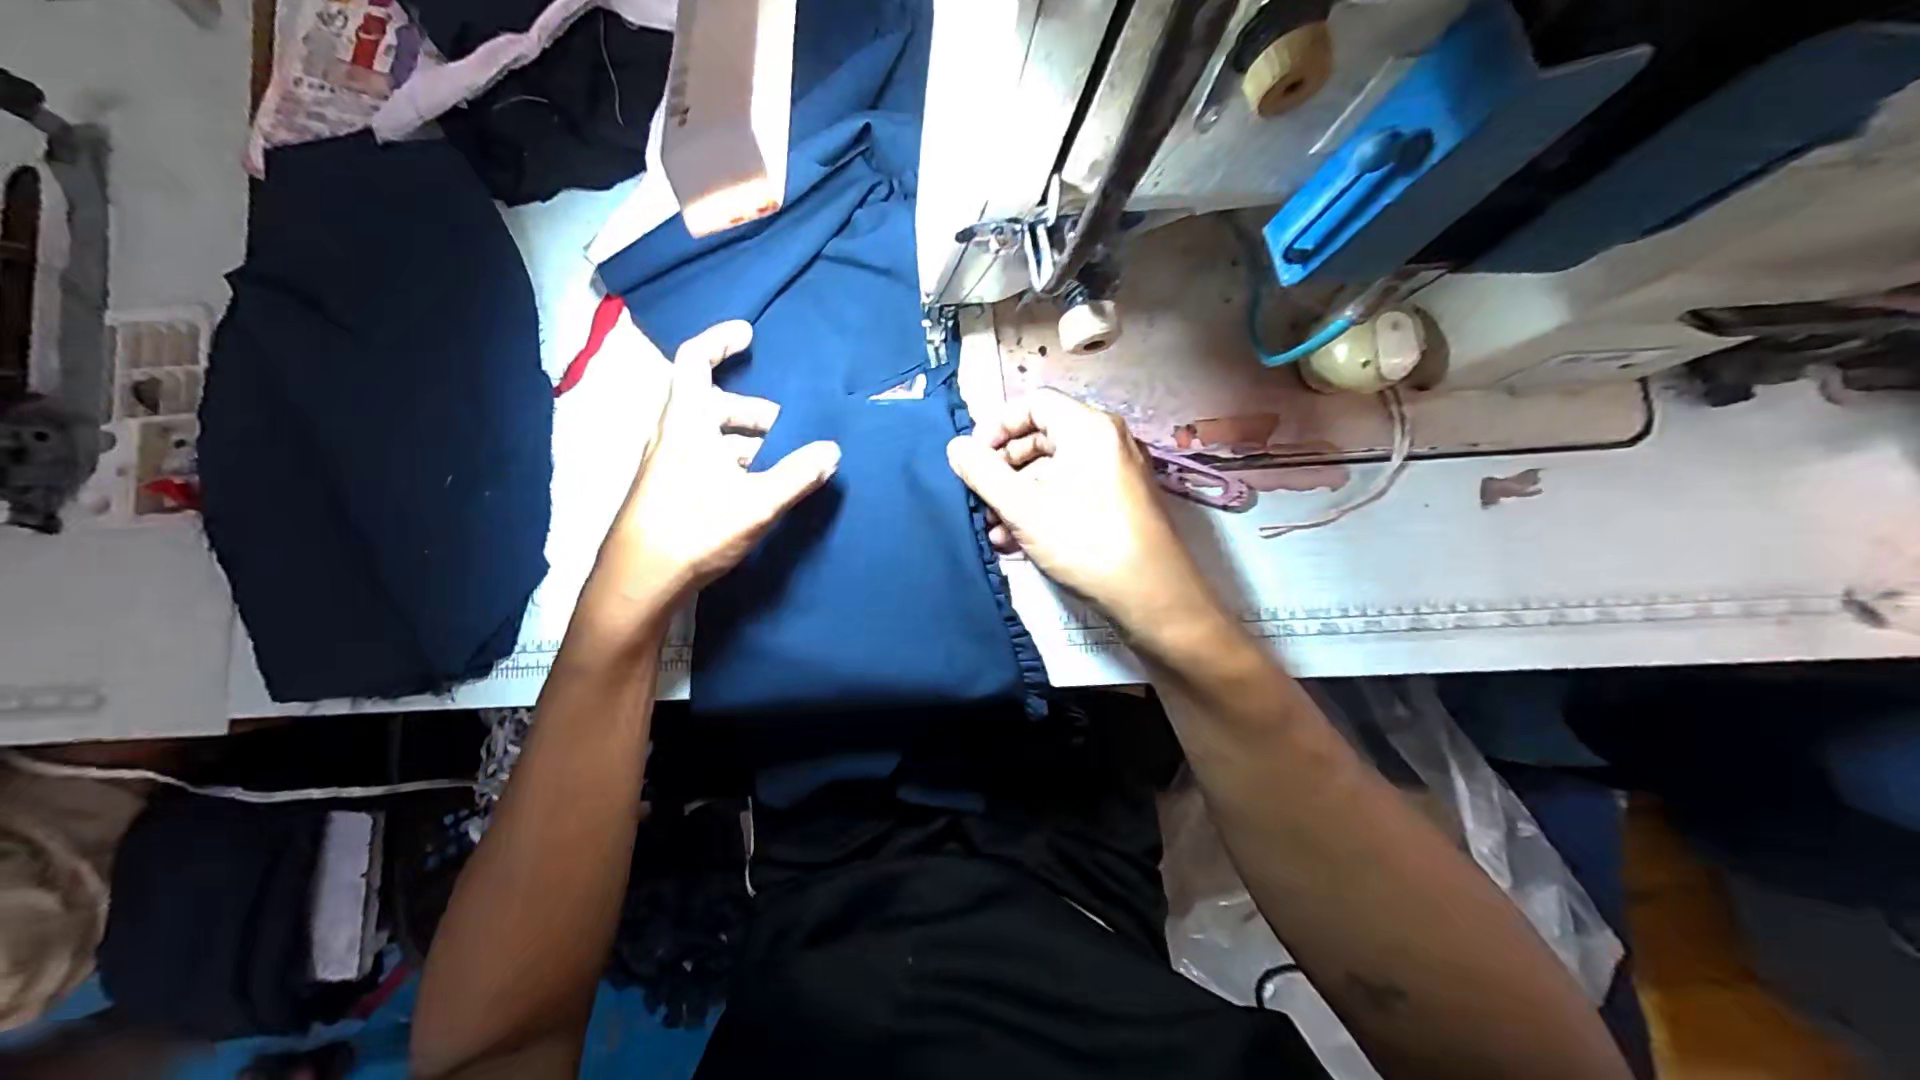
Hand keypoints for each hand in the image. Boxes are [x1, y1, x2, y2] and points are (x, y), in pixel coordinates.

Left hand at [574, 320, 839, 648]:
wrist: (638, 581)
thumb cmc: (693, 530)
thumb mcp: (756, 502)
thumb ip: (797, 475)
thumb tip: (832, 451)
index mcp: (686, 423)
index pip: (694, 361)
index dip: (720, 341)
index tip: (748, 334)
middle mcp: (671, 436)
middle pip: (710, 402)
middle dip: (750, 409)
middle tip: (784, 426)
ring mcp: (667, 465)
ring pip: (708, 435)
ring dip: (743, 439)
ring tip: (776, 460)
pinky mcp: (668, 491)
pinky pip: (703, 459)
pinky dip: (731, 461)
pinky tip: (753, 488)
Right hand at [945, 389, 1227, 649]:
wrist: (1152, 596)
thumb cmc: (1085, 542)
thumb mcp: (1022, 507)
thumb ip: (983, 473)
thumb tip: (956, 447)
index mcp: (1088, 427)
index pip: (1033, 402)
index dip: (996, 426)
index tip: (973, 458)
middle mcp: (1107, 440)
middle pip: (1042, 436)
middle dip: (1004, 468)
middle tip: (981, 497)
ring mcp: (1117, 471)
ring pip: (1055, 469)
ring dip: (1018, 495)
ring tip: (995, 529)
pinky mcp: (1121, 501)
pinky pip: (1073, 490)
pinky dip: (1043, 507)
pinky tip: (1018, 541)